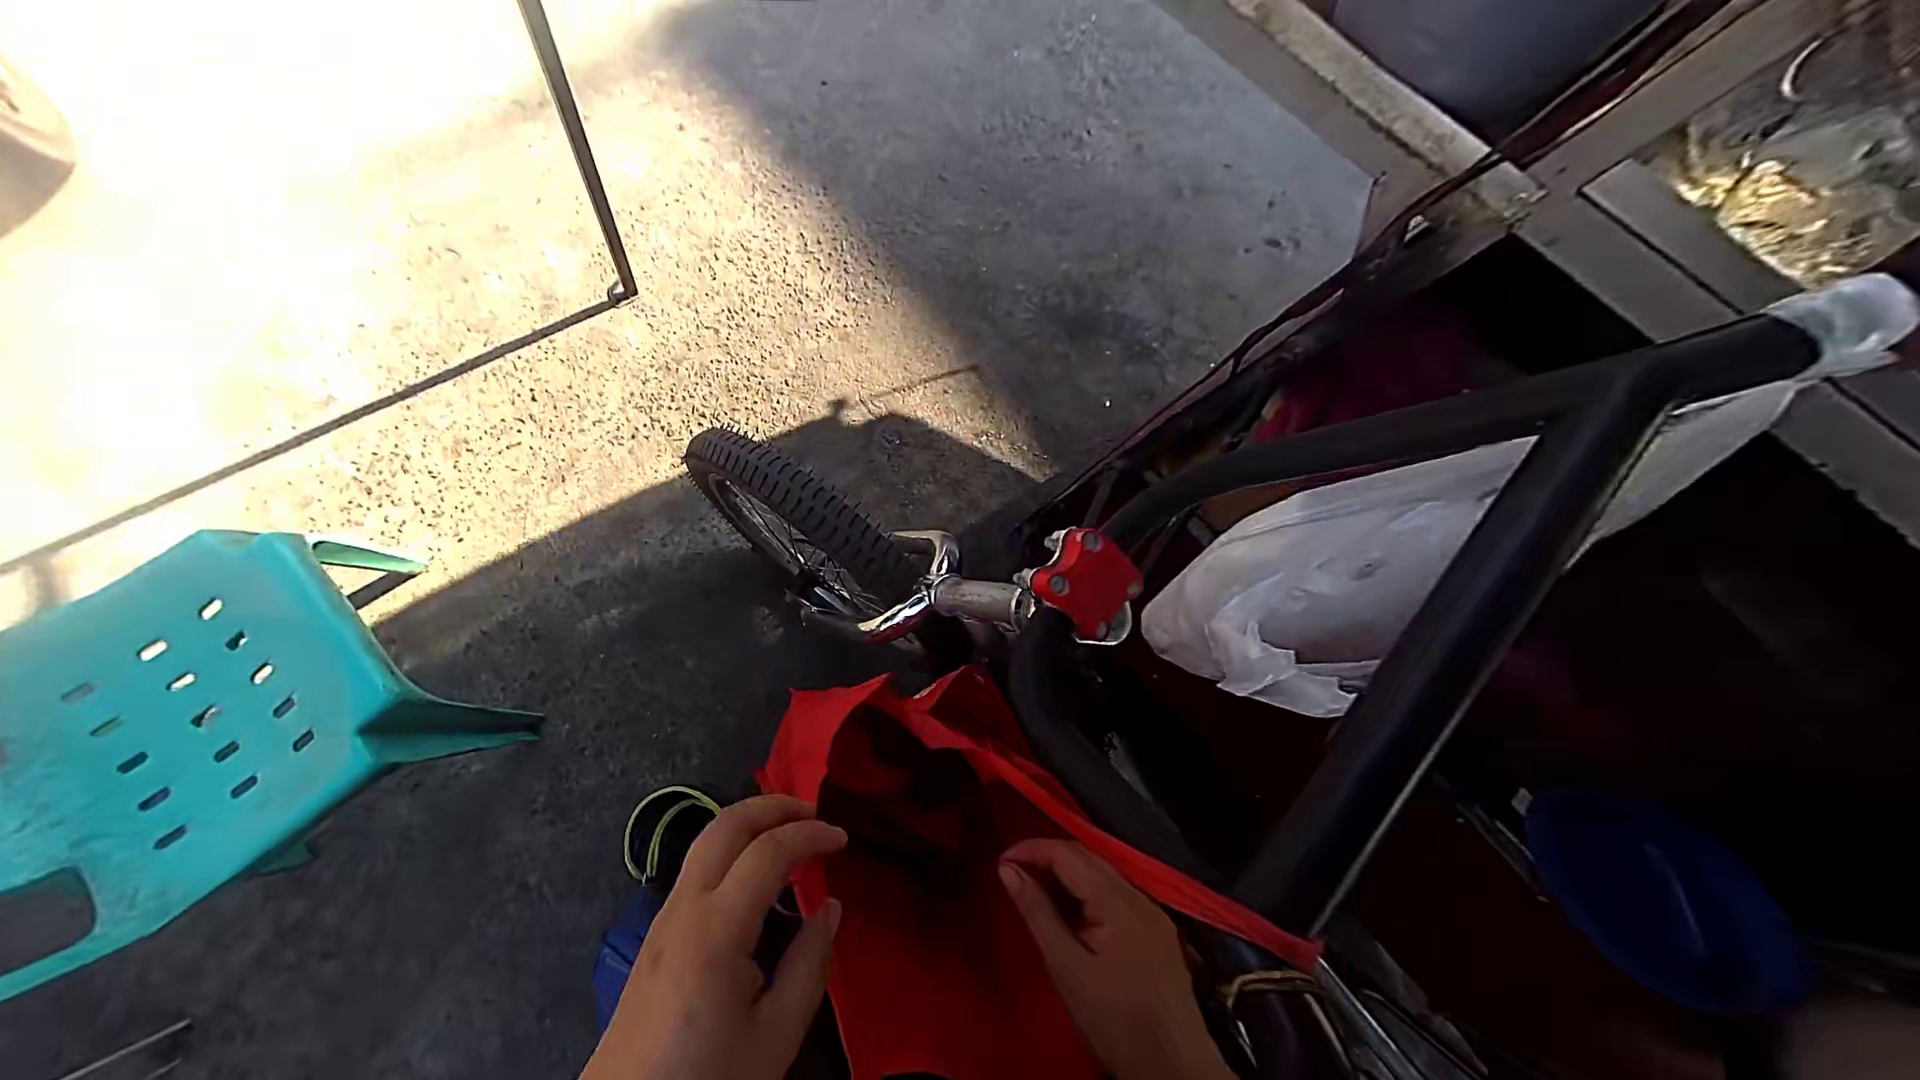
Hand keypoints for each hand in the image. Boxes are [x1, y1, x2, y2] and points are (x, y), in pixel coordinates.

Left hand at [583, 795, 846, 1079]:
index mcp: (714, 930)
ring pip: (707, 840)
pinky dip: (735, 848)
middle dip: (774, 806)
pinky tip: (759, 874)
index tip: (843, 838)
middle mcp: (683, 908)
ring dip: (752, 823)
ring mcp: (663, 918)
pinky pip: (698, 867)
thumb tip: (830, 906)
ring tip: (792, 833)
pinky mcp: (656, 934)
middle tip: (815, 812)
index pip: (768, 851)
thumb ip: (810, 963)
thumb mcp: (775, 1035)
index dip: (811, 834)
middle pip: (726, 824)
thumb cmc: (707, 1079)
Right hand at [999, 839, 1234, 1079]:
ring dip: (1068, 870)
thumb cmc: (1115, 1023)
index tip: (1002, 861)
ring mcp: (1152, 911)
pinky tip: (1072, 906)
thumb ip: (1037, 912)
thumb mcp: (1066, 969)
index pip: (1067, 854)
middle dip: (1047, 856)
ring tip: (1036, 885)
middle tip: (1014, 871)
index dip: (1032, 849)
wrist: (1176, 1071)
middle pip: (1087, 856)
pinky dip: (1088, 888)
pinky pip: (1117, 891)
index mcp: (1117, 901)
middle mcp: (1138, 895)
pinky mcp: (1158, 928)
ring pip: (1103, 871)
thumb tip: (1008, 870)